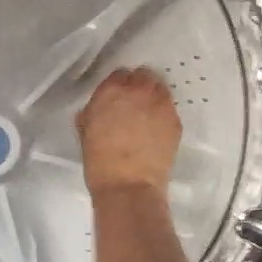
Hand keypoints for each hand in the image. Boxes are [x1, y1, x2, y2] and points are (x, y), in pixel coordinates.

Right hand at [77, 67, 181, 195]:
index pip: (118, 75)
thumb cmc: (99, 163)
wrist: (128, 187)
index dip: (117, 88)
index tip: (116, 100)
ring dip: (152, 98)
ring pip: (159, 89)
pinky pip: (169, 109)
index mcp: (111, 90)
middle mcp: (139, 90)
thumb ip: (94, 111)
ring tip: (147, 116)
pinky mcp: (175, 120)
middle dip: (137, 88)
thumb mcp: (86, 131)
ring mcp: (161, 104)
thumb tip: (101, 108)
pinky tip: (156, 131)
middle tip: (133, 106)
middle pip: (142, 76)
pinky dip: (163, 115)